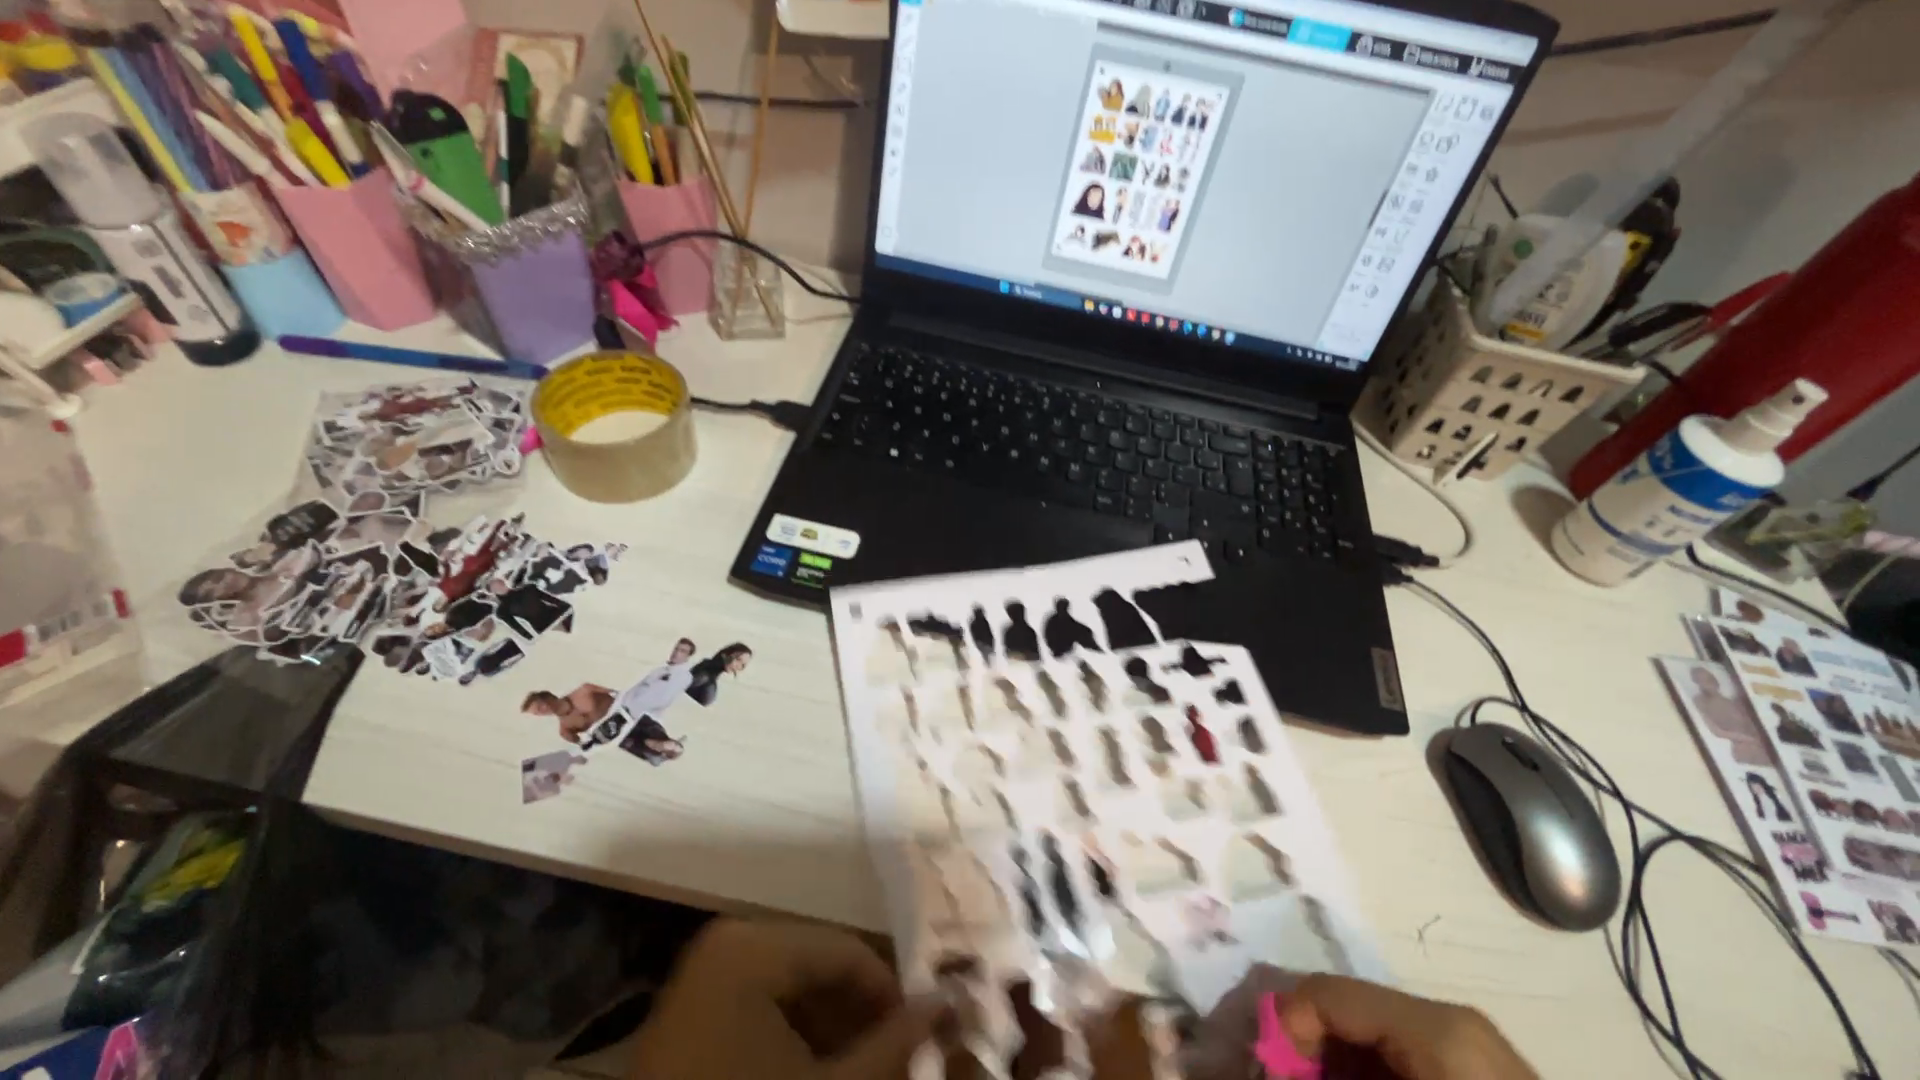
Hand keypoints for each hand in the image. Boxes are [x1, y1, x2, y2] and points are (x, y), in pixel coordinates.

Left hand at [631, 919, 940, 1079]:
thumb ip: (893, 1042)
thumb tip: (946, 1002)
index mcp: (752, 948)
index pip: (846, 950)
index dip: (890, 993)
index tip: (921, 1035)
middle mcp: (724, 944)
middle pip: (817, 966)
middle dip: (857, 1014)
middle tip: (892, 1056)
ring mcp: (699, 977)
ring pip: (788, 987)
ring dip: (828, 1028)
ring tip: (858, 1067)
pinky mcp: (686, 1012)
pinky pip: (755, 1006)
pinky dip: (790, 1036)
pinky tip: (812, 1070)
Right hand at [1278, 975, 1537, 1079]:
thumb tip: (1264, 1069)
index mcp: (1433, 1028)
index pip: (1324, 994)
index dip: (1284, 1033)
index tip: (1267, 1079)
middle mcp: (1449, 1022)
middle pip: (1345, 1013)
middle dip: (1306, 1056)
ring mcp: (1468, 1048)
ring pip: (1369, 1037)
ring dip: (1334, 1070)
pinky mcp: (1475, 1072)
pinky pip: (1400, 1059)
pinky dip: (1369, 1077)